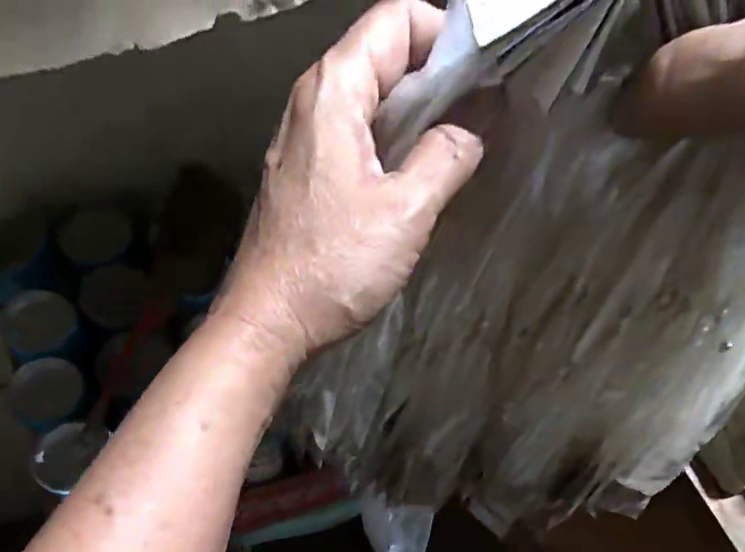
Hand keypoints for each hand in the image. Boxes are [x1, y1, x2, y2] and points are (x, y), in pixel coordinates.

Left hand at [217, 0, 483, 361]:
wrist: (263, 327)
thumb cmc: (330, 270)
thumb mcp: (405, 211)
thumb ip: (449, 154)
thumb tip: (476, 122)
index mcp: (331, 93)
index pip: (398, 19)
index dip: (447, 35)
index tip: (481, 78)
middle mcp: (306, 108)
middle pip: (381, 58)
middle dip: (434, 78)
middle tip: (474, 119)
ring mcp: (296, 148)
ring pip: (364, 105)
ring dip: (410, 120)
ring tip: (446, 155)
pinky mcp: (295, 185)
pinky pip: (346, 143)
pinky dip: (381, 149)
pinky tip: (403, 186)